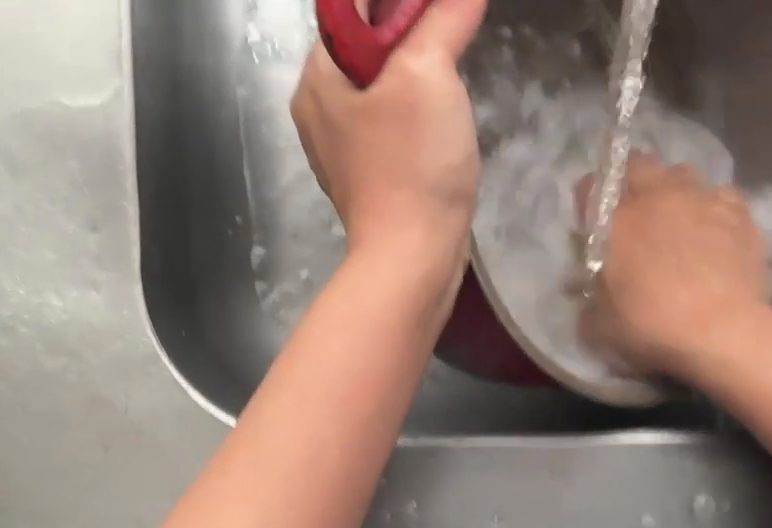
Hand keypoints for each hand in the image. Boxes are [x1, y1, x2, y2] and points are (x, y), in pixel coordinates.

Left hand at [292, 0, 487, 274]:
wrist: (410, 258)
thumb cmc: (411, 164)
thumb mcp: (426, 72)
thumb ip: (441, 18)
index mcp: (318, 77)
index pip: (350, 5)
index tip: (435, 7)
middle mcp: (320, 108)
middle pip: (365, 39)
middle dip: (410, 23)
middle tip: (452, 24)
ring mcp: (343, 145)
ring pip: (380, 79)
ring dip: (417, 61)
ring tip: (453, 56)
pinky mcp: (369, 172)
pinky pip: (391, 117)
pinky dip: (416, 100)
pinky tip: (442, 105)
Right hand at [576, 155, 771, 377]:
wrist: (722, 330)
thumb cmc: (650, 326)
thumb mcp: (598, 323)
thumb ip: (588, 297)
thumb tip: (583, 288)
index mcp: (617, 221)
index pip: (591, 188)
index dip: (587, 201)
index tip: (588, 220)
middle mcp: (659, 197)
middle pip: (640, 164)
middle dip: (630, 179)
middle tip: (630, 209)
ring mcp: (704, 199)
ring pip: (682, 173)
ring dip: (672, 189)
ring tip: (673, 216)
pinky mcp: (740, 213)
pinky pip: (720, 194)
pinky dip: (709, 206)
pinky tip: (710, 229)